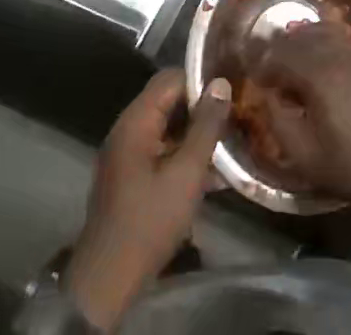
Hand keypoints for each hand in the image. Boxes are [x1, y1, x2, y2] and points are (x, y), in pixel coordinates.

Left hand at [65, 69, 230, 331]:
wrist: (111, 272)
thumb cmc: (150, 219)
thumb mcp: (186, 173)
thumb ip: (205, 128)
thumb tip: (221, 84)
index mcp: (136, 120)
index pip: (170, 79)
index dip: (201, 80)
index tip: (233, 87)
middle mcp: (128, 127)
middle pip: (168, 101)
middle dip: (202, 107)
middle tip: (239, 113)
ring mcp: (128, 151)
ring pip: (167, 127)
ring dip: (196, 133)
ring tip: (235, 138)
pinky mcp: (132, 173)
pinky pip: (162, 150)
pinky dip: (185, 154)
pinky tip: (216, 171)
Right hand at [247, 24, 350, 203]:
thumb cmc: (346, 164)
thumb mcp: (299, 152)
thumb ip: (275, 116)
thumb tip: (268, 94)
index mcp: (317, 75)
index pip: (279, 56)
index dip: (264, 67)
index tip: (258, 81)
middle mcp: (338, 55)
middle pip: (298, 38)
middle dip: (279, 50)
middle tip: (272, 68)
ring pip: (323, 30)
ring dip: (302, 39)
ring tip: (294, 55)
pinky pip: (347, 35)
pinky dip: (330, 36)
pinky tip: (324, 49)